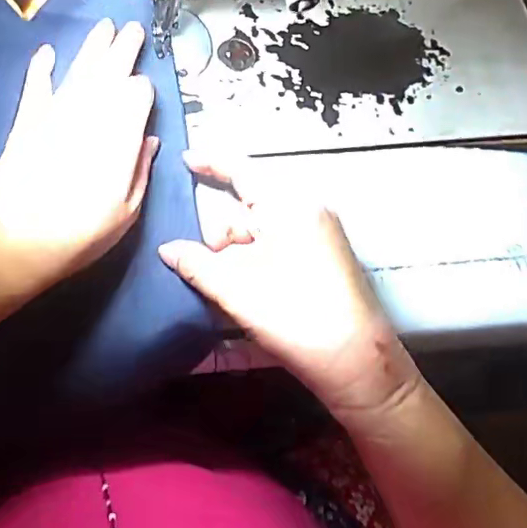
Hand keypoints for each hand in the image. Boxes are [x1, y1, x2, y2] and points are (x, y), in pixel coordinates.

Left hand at [0, 19, 159, 294]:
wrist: (19, 233)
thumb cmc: (82, 230)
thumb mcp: (126, 210)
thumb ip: (141, 169)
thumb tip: (150, 141)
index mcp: (122, 132)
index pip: (137, 93)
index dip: (142, 89)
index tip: (144, 93)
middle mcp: (91, 112)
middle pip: (111, 71)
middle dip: (124, 48)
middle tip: (133, 28)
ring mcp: (57, 112)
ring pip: (79, 71)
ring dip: (92, 48)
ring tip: (104, 27)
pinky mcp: (28, 118)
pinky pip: (37, 86)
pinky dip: (41, 69)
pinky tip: (47, 52)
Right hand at [157, 152, 423, 419]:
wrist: (358, 367)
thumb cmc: (296, 318)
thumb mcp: (234, 289)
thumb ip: (194, 263)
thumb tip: (168, 249)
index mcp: (289, 205)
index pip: (242, 170)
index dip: (210, 163)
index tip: (185, 160)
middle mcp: (308, 211)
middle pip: (247, 209)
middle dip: (222, 237)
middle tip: (213, 272)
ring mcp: (320, 234)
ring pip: (260, 232)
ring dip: (238, 256)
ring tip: (231, 294)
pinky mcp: (325, 258)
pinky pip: (278, 246)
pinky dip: (256, 262)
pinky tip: (248, 295)